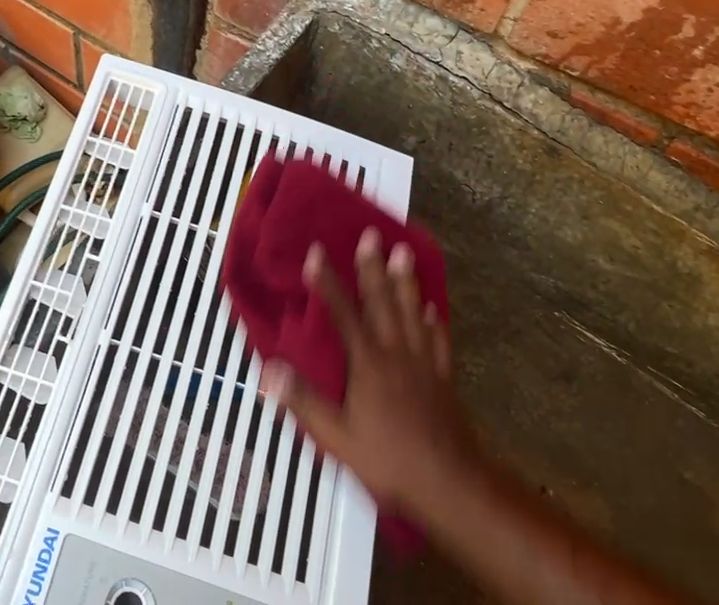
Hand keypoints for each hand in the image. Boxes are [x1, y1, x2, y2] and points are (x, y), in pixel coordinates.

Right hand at [267, 228, 472, 512]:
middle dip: (373, 267)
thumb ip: (303, 400)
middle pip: (383, 302)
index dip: (327, 282)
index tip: (315, 251)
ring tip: (404, 252)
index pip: (343, 313)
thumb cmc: (389, 459)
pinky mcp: (443, 379)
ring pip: (413, 313)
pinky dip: (434, 321)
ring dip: (406, 282)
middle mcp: (397, 354)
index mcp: (368, 364)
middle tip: (370, 234)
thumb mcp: (336, 437)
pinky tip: (434, 309)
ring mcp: (424, 364)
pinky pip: (438, 341)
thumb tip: (268, 370)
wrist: (450, 483)